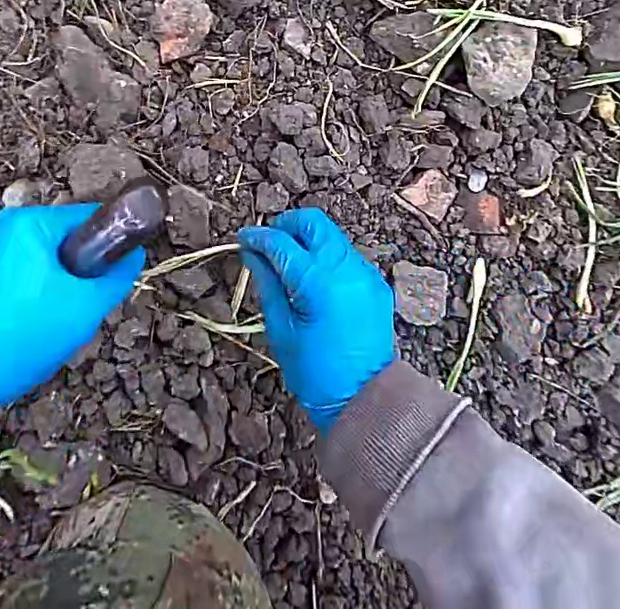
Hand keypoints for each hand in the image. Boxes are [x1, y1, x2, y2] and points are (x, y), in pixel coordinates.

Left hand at [0, 204, 143, 431]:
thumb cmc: (18, 338)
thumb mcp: (87, 306)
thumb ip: (121, 274)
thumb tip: (135, 255)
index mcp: (29, 222)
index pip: (94, 218)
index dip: (111, 249)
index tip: (109, 280)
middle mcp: (7, 228)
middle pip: (74, 241)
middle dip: (86, 273)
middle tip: (82, 305)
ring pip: (55, 262)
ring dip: (66, 288)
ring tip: (56, 319)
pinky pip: (32, 275)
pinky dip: (43, 296)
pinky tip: (36, 324)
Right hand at [238, 208, 394, 430]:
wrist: (364, 397)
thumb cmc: (316, 372)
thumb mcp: (281, 329)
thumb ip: (267, 284)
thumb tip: (253, 253)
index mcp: (319, 281)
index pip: (283, 242)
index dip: (259, 237)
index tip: (244, 238)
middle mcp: (346, 268)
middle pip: (314, 223)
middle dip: (287, 225)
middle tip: (268, 241)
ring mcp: (365, 272)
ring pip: (332, 236)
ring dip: (309, 240)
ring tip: (288, 261)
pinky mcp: (375, 282)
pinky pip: (347, 256)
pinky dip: (327, 257)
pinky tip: (313, 278)